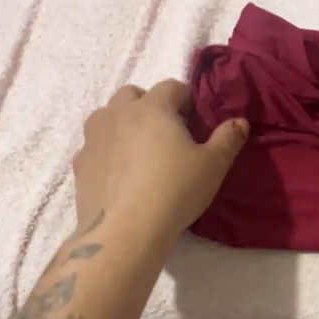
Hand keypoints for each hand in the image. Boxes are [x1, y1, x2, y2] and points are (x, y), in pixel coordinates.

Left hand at [72, 81, 248, 247]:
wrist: (125, 232)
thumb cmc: (175, 191)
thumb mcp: (213, 166)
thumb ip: (228, 138)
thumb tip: (239, 122)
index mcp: (152, 107)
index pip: (172, 87)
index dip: (187, 100)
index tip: (196, 121)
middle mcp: (117, 114)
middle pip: (133, 94)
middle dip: (150, 105)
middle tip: (167, 133)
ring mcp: (93, 138)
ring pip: (107, 117)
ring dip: (123, 124)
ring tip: (140, 151)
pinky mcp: (79, 165)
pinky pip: (95, 147)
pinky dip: (108, 152)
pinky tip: (122, 176)